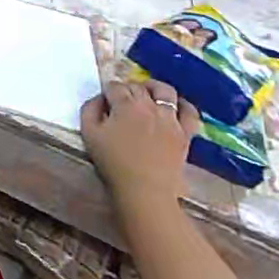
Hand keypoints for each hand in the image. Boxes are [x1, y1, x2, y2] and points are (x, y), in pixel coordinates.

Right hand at [80, 80, 198, 208]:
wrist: (144, 191)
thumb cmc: (114, 164)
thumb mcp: (89, 134)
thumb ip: (89, 110)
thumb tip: (99, 99)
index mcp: (125, 105)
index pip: (115, 86)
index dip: (108, 91)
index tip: (105, 101)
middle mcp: (149, 106)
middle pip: (137, 87)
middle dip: (127, 89)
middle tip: (121, 101)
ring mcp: (170, 118)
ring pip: (165, 91)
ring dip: (153, 88)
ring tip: (147, 94)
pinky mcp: (185, 133)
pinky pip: (189, 112)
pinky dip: (183, 105)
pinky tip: (176, 106)